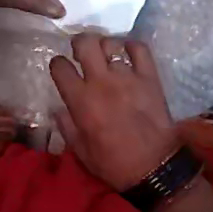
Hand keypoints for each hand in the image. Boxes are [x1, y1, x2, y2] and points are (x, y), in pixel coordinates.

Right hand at [48, 33, 180, 189]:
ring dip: (105, 47)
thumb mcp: (80, 151)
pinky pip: (140, 48)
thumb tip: (58, 109)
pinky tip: (128, 54)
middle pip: (85, 43)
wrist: (154, 168)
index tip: (62, 70)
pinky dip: (132, 46)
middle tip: (82, 53)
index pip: (60, 66)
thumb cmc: (113, 164)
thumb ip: (66, 126)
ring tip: (106, 56)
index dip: (58, 65)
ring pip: (111, 44)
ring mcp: (127, 77)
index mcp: (81, 100)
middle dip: (79, 43)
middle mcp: (101, 82)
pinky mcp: (149, 77)